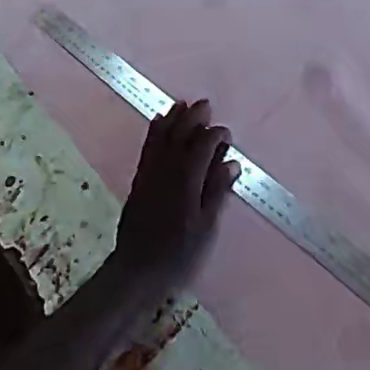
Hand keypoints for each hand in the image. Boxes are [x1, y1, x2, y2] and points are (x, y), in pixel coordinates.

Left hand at [112, 99, 240, 293]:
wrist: (138, 266)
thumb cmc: (178, 251)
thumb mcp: (205, 225)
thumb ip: (217, 190)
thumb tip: (232, 163)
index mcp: (187, 177)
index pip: (203, 144)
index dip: (216, 134)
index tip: (226, 134)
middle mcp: (167, 166)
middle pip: (181, 131)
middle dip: (194, 115)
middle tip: (206, 105)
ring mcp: (151, 168)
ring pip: (162, 132)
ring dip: (174, 116)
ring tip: (184, 104)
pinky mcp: (140, 174)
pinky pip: (148, 142)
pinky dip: (156, 128)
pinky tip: (160, 121)